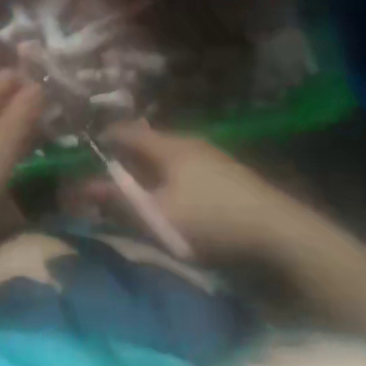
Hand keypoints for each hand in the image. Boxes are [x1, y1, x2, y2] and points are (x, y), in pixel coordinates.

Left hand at [0, 70, 42, 226]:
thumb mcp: (9, 138)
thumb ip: (26, 108)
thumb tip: (39, 84)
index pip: (9, 76)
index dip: (33, 86)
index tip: (55, 106)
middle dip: (24, 107)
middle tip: (48, 128)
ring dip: (13, 125)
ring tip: (34, 143)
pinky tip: (9, 156)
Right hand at [102, 120, 313, 257]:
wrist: (281, 234)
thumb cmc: (209, 220)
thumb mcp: (155, 216)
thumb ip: (118, 201)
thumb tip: (83, 188)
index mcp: (169, 146)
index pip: (126, 131)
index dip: (102, 140)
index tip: (84, 154)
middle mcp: (190, 143)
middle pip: (147, 144)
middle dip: (124, 159)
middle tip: (106, 179)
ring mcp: (213, 158)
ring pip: (168, 158)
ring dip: (147, 172)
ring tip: (135, 194)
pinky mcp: (229, 176)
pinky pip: (185, 170)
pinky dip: (168, 179)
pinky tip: (170, 200)